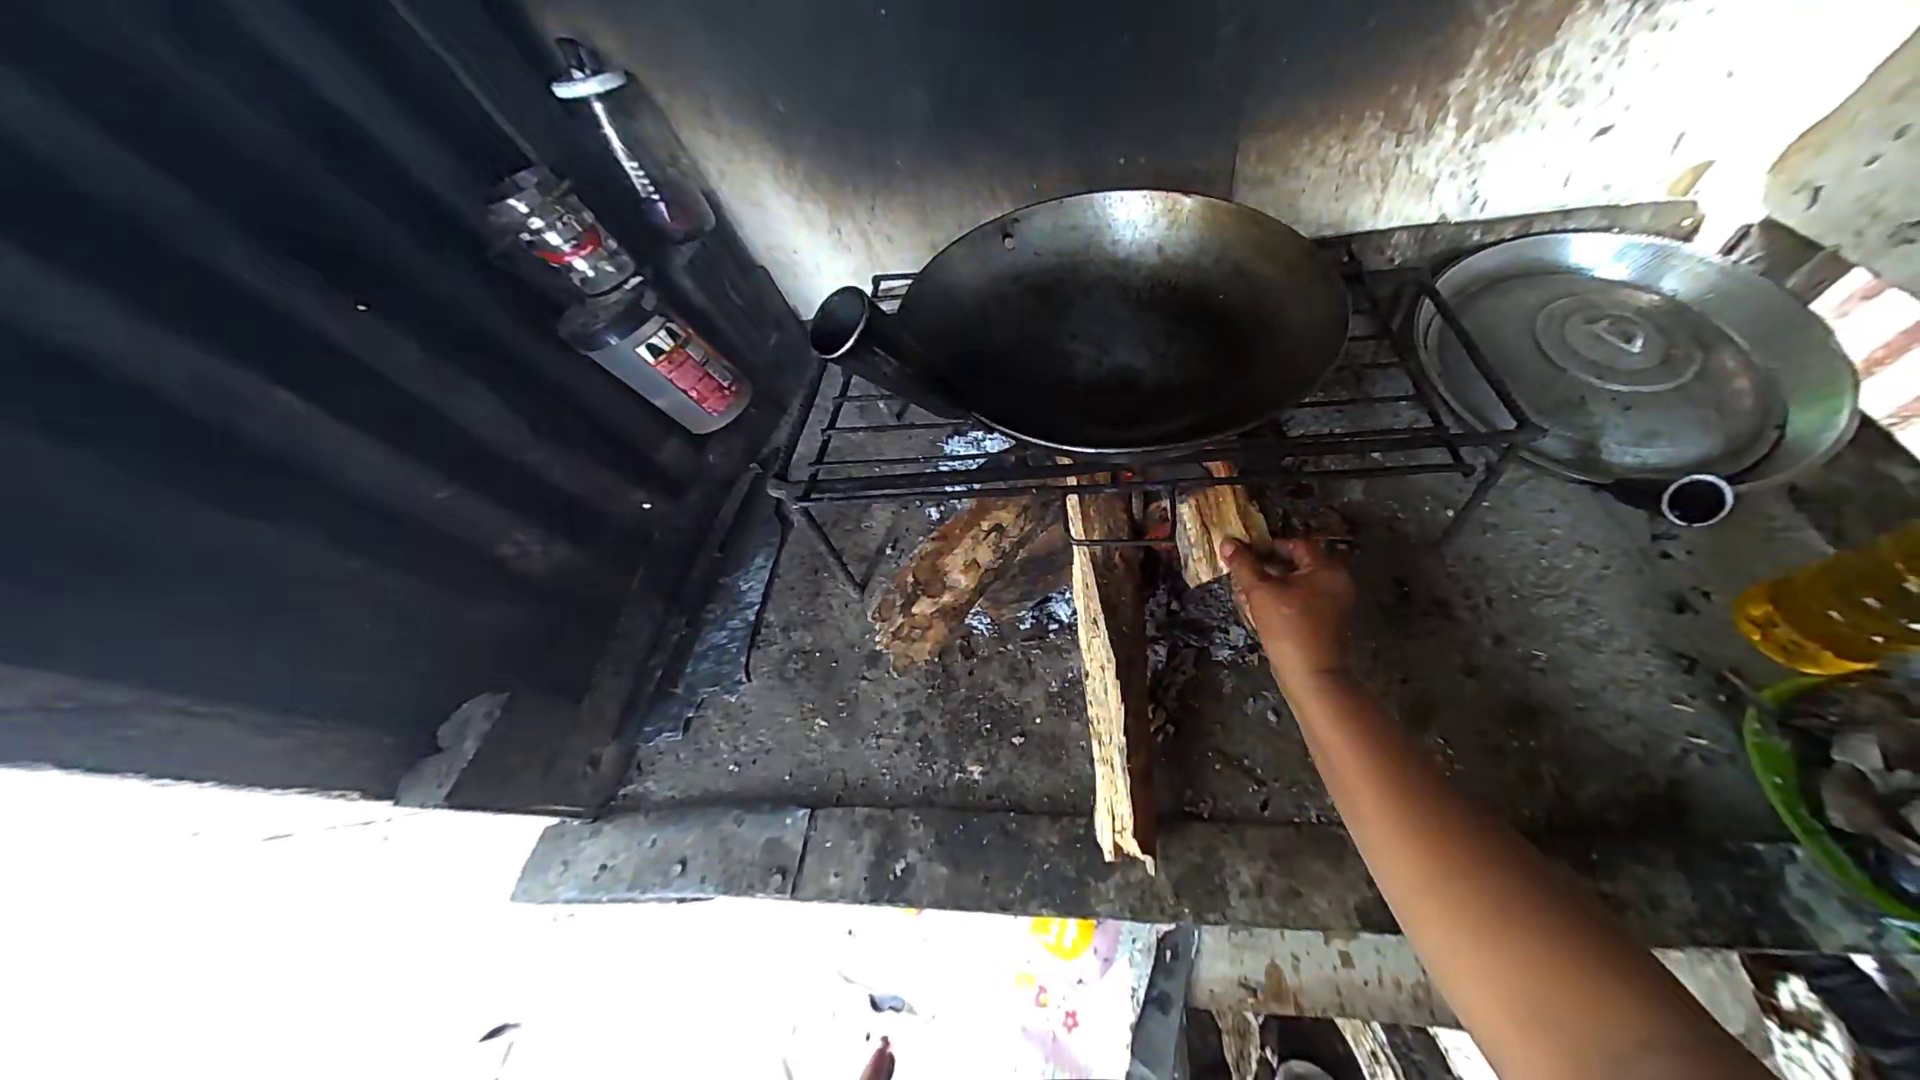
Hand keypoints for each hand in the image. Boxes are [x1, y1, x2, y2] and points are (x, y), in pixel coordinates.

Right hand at [1220, 536, 1355, 684]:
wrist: (1311, 673)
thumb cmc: (1287, 626)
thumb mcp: (1260, 591)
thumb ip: (1243, 565)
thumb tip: (1227, 542)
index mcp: (1327, 568)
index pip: (1296, 544)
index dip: (1268, 546)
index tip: (1245, 554)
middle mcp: (1336, 581)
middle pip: (1297, 564)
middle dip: (1266, 568)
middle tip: (1242, 574)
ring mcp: (1334, 602)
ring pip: (1297, 584)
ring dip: (1271, 585)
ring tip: (1246, 594)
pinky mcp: (1327, 621)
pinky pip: (1303, 600)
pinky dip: (1282, 600)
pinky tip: (1260, 610)